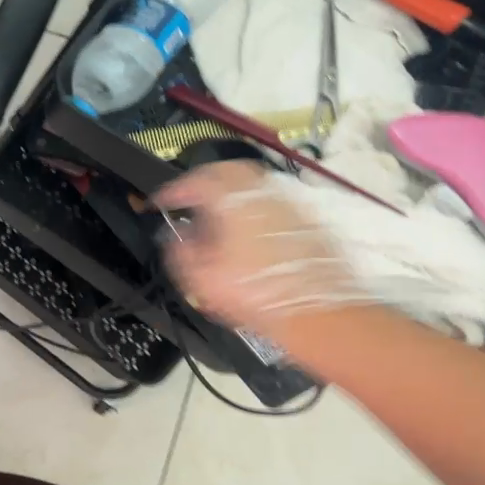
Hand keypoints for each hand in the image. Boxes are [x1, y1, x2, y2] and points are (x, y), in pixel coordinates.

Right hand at [155, 162, 373, 336]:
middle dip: (206, 180)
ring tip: (219, 213)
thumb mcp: (201, 279)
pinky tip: (249, 230)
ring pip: (258, 185)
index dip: (173, 190)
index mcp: (234, 203)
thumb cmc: (259, 295)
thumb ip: (180, 250)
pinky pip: (278, 204)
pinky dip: (258, 209)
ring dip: (234, 193)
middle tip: (191, 197)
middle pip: (231, 170)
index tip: (163, 202)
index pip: (195, 180)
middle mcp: (266, 196)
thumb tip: (176, 236)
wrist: (321, 315)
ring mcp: (293, 207)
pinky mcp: (312, 223)